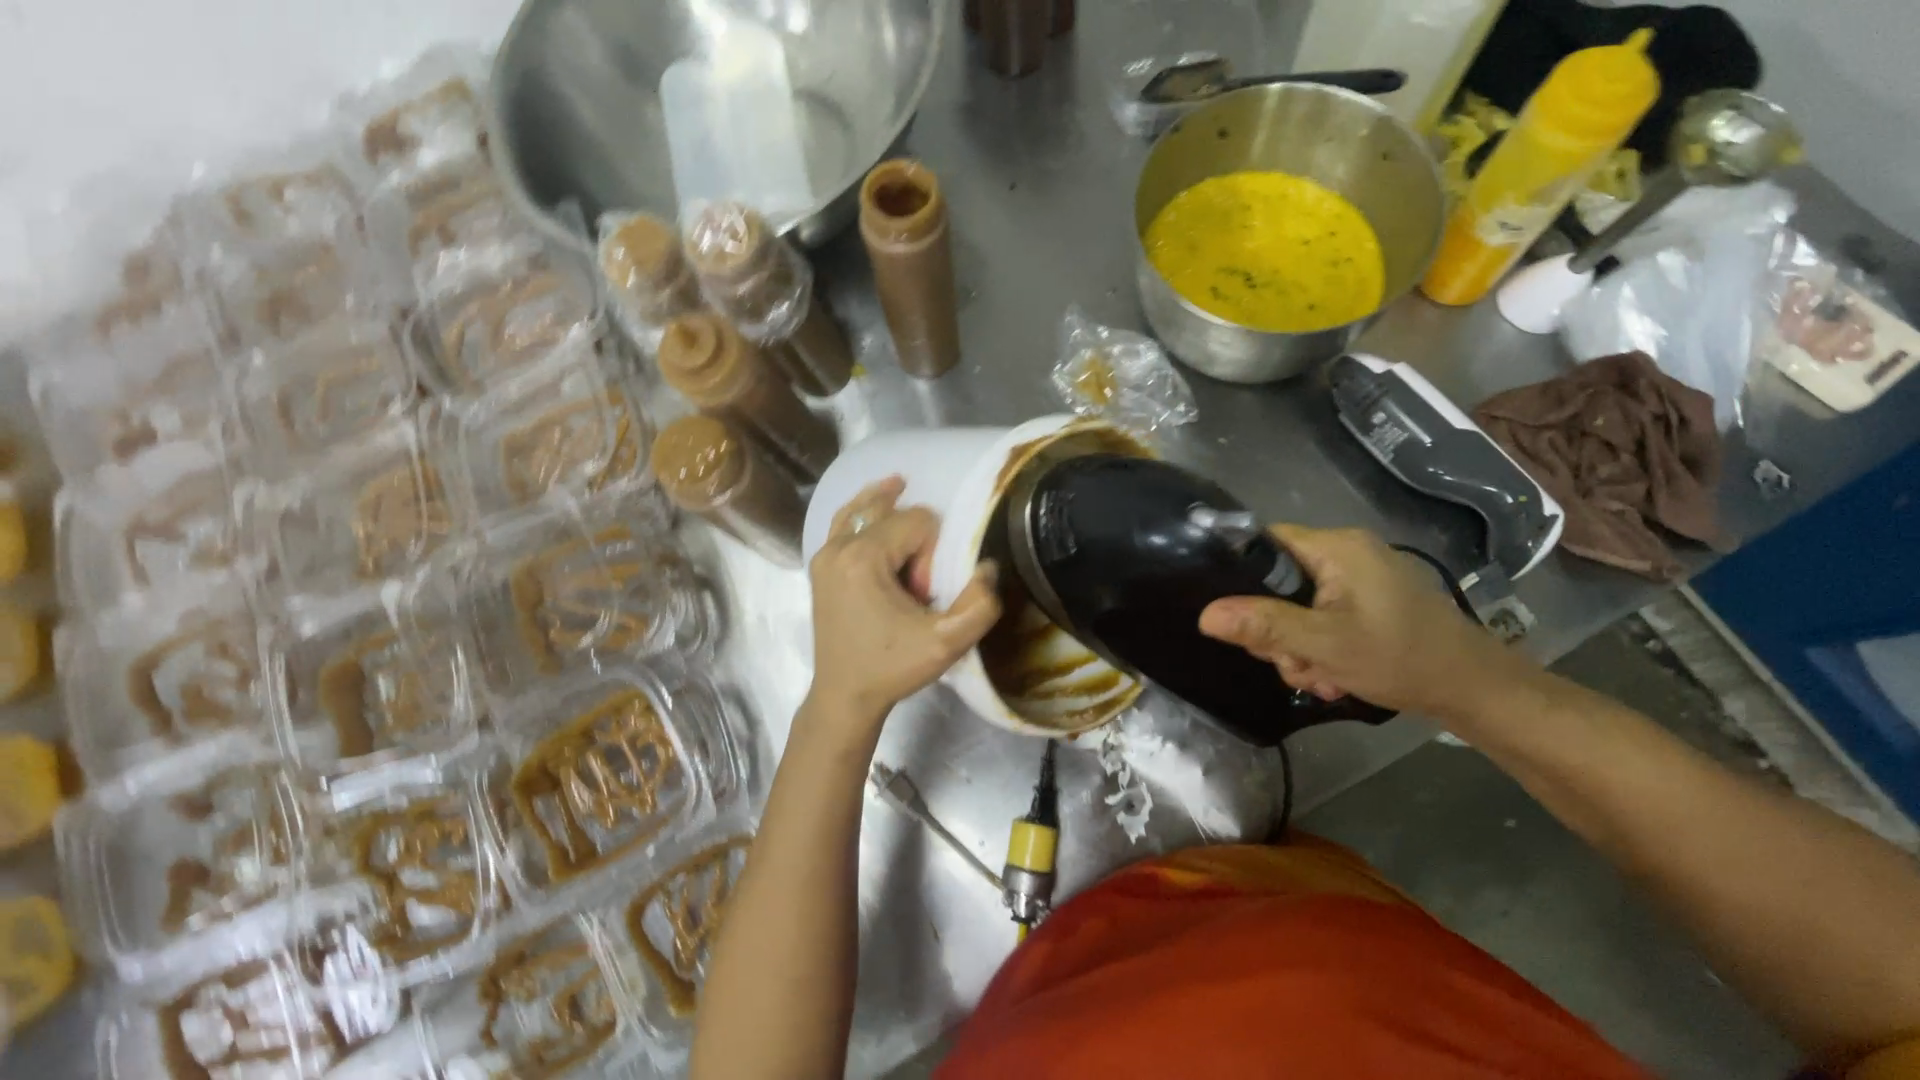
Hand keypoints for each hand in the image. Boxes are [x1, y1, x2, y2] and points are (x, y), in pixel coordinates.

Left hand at [806, 477, 1001, 723]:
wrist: (844, 696)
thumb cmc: (891, 668)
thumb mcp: (947, 643)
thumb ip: (980, 604)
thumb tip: (987, 566)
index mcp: (863, 557)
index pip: (917, 521)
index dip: (932, 553)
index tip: (923, 594)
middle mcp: (837, 547)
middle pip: (889, 512)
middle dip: (912, 539)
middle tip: (913, 585)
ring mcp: (824, 555)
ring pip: (860, 509)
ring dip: (886, 507)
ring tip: (900, 483)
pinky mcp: (820, 566)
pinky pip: (843, 523)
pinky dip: (861, 512)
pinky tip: (874, 504)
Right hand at [1198, 525, 1533, 719]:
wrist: (1473, 689)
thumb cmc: (1400, 657)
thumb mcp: (1324, 645)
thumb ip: (1265, 626)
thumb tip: (1206, 615)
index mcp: (1337, 547)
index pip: (1265, 542)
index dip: (1244, 577)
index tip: (1243, 619)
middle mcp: (1348, 553)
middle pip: (1280, 582)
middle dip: (1278, 630)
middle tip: (1294, 662)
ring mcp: (1362, 579)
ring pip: (1300, 607)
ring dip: (1300, 647)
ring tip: (1321, 677)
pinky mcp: (1372, 602)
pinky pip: (1325, 616)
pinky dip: (1322, 647)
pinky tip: (1335, 676)